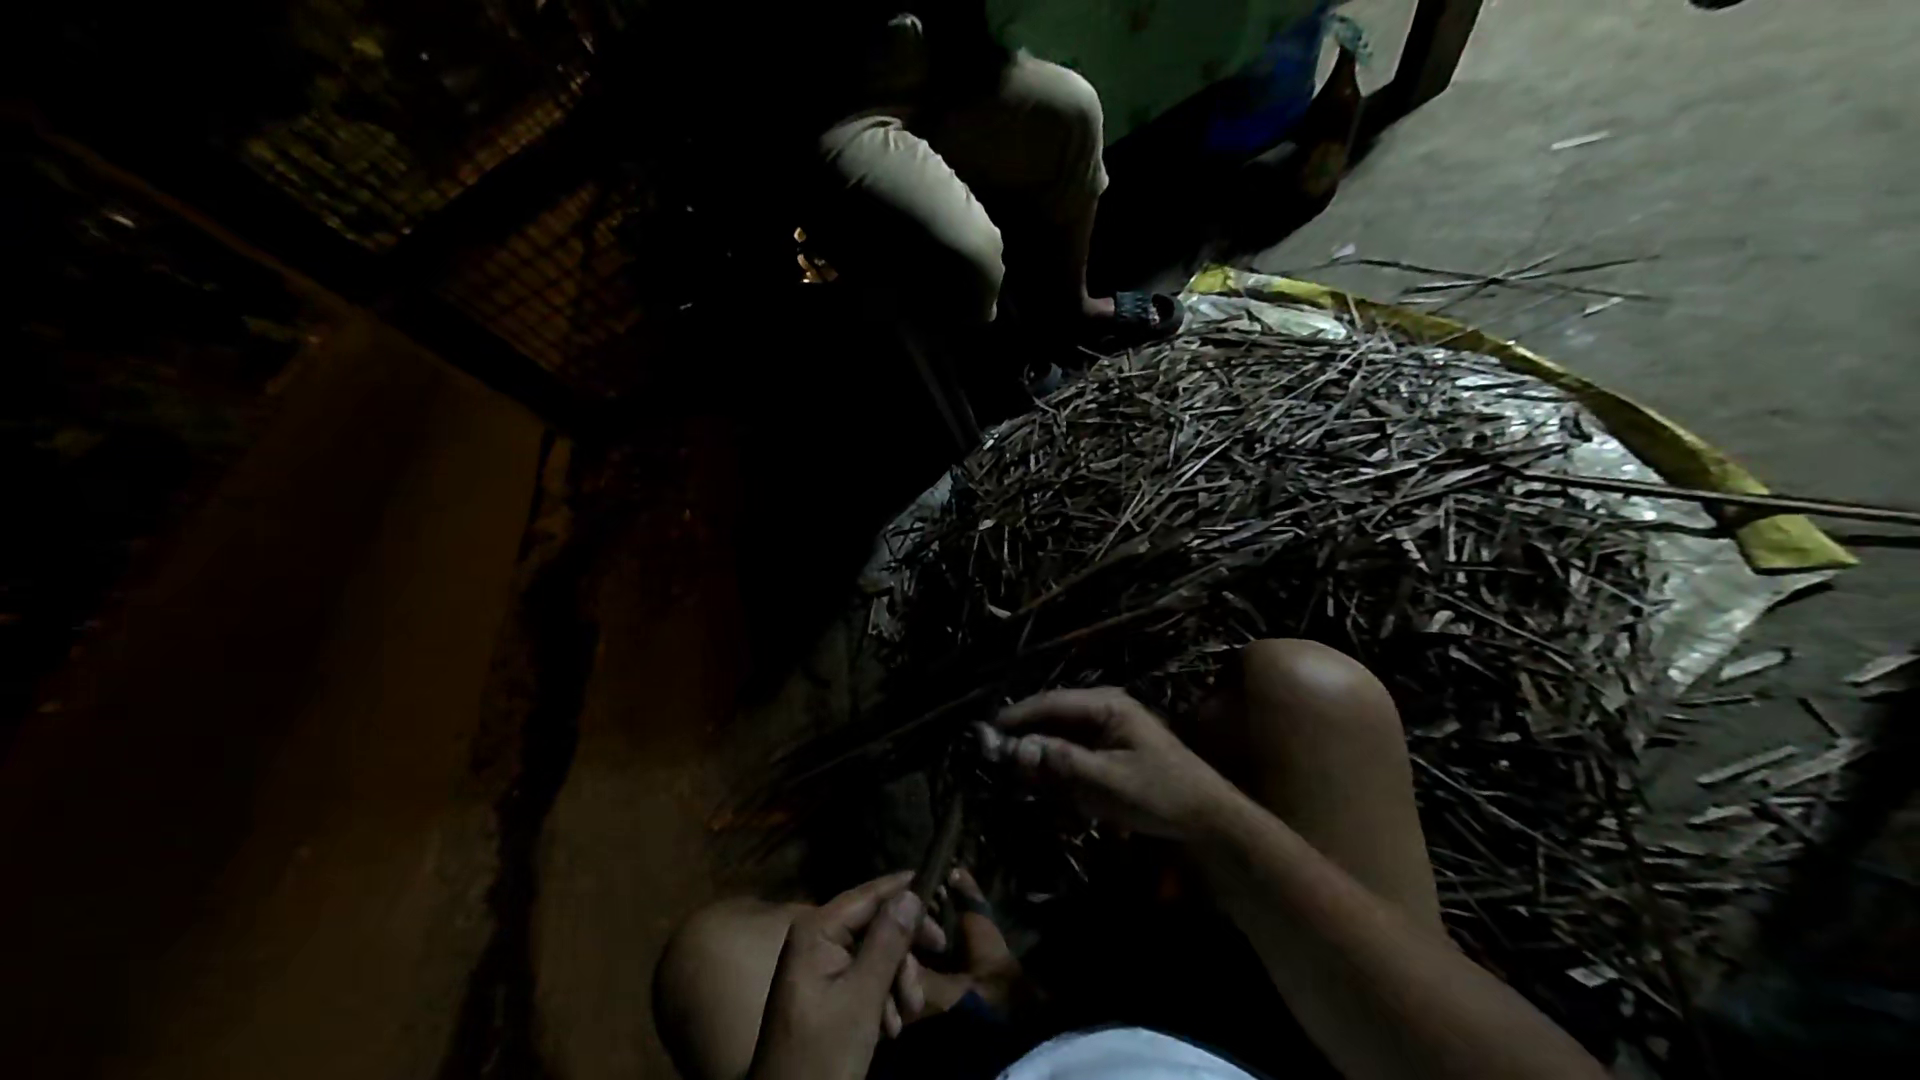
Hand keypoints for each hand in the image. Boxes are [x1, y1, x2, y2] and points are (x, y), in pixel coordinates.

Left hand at [748, 872, 934, 1079]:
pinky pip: (865, 977)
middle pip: (874, 924)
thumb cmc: (823, 1054)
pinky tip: (890, 1026)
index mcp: (816, 930)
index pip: (869, 894)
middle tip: (934, 964)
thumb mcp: (862, 998)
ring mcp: (819, 965)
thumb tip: (911, 893)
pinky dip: (883, 996)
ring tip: (906, 1015)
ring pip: (875, 953)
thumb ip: (887, 942)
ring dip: (897, 981)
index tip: (943, 894)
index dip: (906, 891)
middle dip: (903, 952)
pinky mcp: (826, 991)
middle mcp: (816, 938)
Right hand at [984, 688, 1242, 839]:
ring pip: (1060, 736)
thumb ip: (1062, 762)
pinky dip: (1058, 767)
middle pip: (1053, 717)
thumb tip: (1018, 749)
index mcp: (1107, 705)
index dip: (1018, 716)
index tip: (987, 732)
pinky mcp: (1110, 750)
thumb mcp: (1108, 781)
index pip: (1051, 703)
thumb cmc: (1161, 794)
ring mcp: (1108, 729)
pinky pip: (1074, 752)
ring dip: (1041, 756)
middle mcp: (1104, 709)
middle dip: (1026, 737)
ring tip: (1018, 775)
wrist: (1208, 817)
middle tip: (997, 758)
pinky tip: (1049, 786)